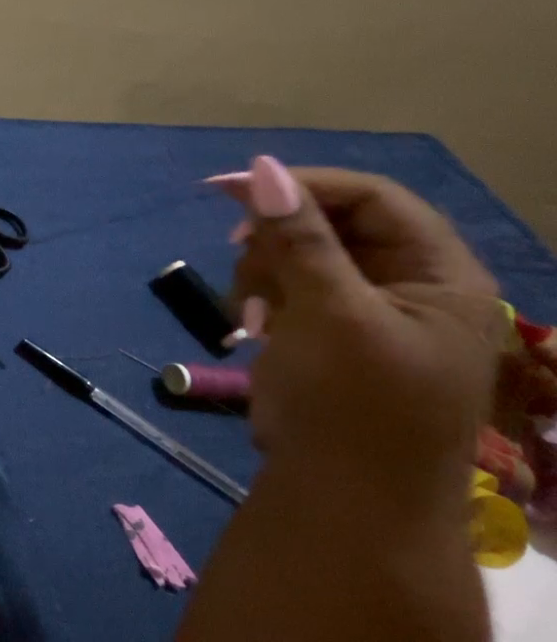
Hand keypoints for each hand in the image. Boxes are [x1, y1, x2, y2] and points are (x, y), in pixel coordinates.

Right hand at [217, 159, 502, 492]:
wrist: (346, 499)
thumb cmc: (353, 404)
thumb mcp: (327, 313)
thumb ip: (298, 237)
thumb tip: (262, 167)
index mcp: (442, 277)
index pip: (372, 198)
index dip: (301, 185)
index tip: (225, 189)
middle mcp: (412, 286)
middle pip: (332, 224)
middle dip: (277, 241)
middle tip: (238, 257)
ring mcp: (372, 312)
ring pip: (302, 255)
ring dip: (263, 273)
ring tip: (252, 315)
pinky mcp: (334, 334)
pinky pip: (290, 288)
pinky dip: (263, 299)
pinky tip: (254, 328)